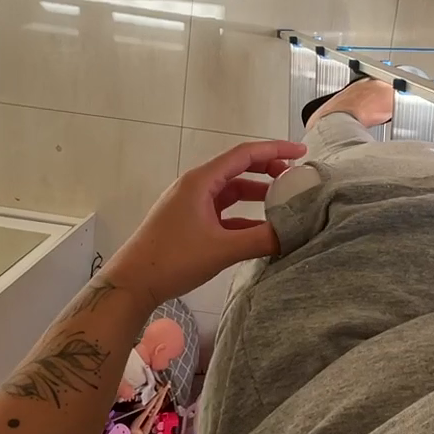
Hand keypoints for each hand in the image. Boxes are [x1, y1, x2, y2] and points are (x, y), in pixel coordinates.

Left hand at [100, 140, 306, 306]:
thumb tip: (294, 233)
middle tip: (295, 176)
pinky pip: (223, 212)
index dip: (275, 150)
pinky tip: (262, 229)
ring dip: (257, 194)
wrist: (132, 283)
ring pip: (231, 191)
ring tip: (283, 201)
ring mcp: (191, 205)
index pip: (244, 155)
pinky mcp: (189, 223)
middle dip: (268, 169)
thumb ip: (260, 239)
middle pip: (238, 169)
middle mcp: (195, 186)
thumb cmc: (172, 259)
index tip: (301, 151)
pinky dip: (244, 216)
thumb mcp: (222, 249)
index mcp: (200, 181)